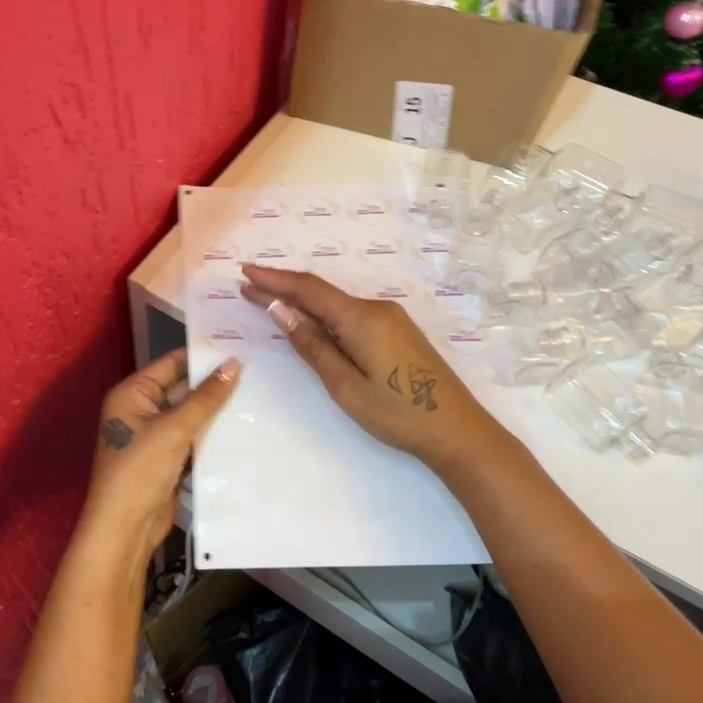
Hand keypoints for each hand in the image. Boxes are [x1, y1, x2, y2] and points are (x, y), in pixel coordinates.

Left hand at [80, 348, 240, 561]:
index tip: (240, 347)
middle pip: (182, 389)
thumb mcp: (174, 429)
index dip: (203, 356)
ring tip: (258, 396)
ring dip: (216, 412)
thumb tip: (234, 363)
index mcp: (132, 393)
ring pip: (191, 415)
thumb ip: (205, 397)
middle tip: (257, 372)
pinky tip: (244, 429)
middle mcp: (140, 409)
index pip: (171, 363)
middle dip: (214, 384)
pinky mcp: (167, 459)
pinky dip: (212, 435)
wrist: (125, 528)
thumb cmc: (140, 470)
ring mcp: (153, 436)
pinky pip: (193, 439)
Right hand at [240, 264, 484, 463]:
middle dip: (282, 289)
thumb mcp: (345, 385)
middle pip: (321, 293)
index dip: (274, 279)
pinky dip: (324, 314)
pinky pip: (351, 315)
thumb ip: (312, 345)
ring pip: (336, 304)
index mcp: (361, 318)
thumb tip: (280, 309)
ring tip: (269, 302)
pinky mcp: (397, 332)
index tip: (245, 271)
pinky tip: (310, 321)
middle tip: (248, 287)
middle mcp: (376, 309)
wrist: (458, 431)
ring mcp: (390, 319)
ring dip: (302, 302)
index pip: (308, 289)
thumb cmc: (397, 413)